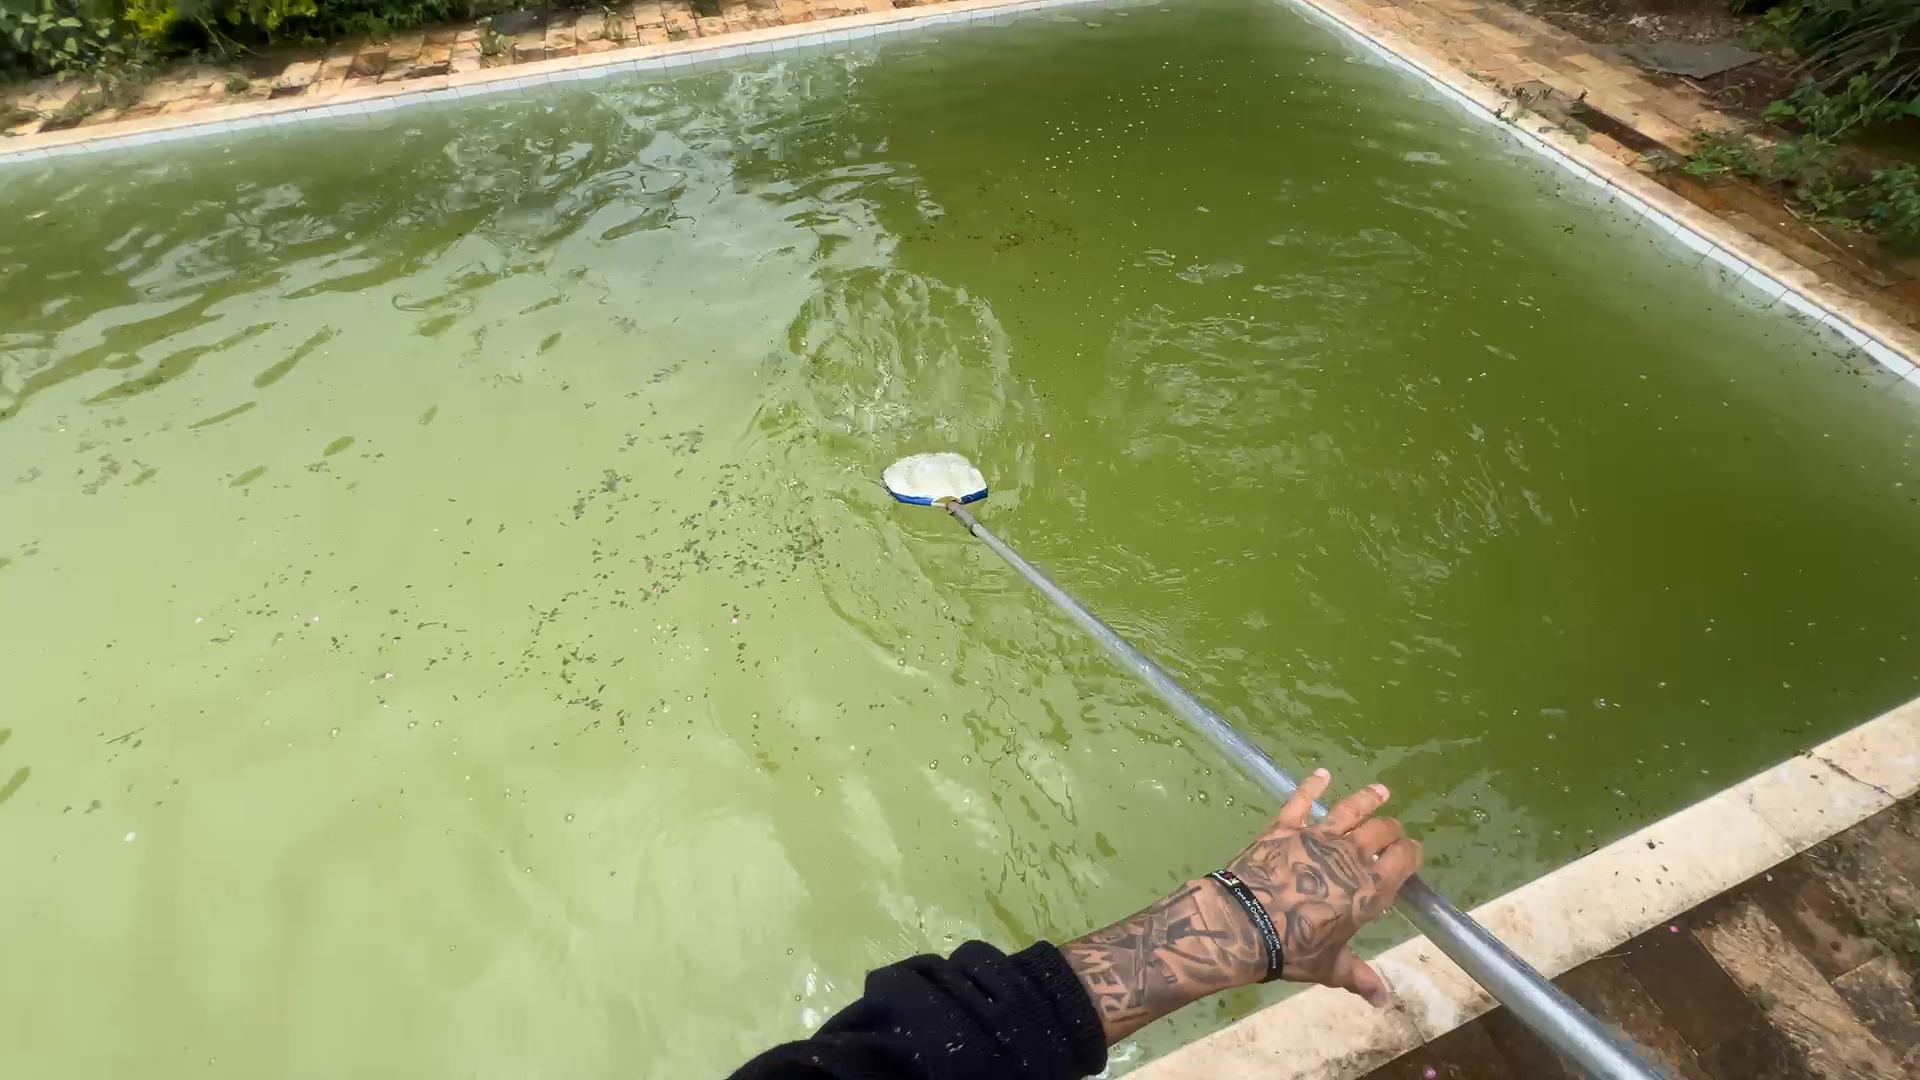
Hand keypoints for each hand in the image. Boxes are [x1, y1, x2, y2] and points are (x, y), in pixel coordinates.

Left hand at [1218, 767, 1421, 1005]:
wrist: (1247, 922)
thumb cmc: (1295, 948)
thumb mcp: (1332, 967)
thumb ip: (1359, 976)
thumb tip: (1383, 999)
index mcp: (1369, 890)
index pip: (1402, 861)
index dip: (1410, 853)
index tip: (1413, 850)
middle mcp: (1349, 856)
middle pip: (1380, 832)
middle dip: (1391, 827)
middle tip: (1394, 827)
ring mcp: (1315, 837)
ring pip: (1348, 811)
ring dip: (1367, 799)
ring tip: (1381, 789)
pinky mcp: (1284, 826)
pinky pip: (1300, 800)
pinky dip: (1312, 785)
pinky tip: (1322, 773)